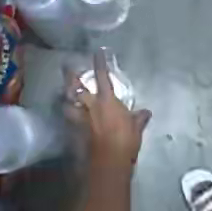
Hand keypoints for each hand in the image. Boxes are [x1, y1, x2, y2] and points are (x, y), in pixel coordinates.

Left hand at [68, 49, 149, 168]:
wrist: (109, 158)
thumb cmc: (125, 140)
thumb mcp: (136, 128)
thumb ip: (139, 117)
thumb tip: (146, 111)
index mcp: (107, 100)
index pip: (102, 76)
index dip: (99, 63)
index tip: (97, 52)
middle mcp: (90, 104)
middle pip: (76, 86)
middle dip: (71, 76)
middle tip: (67, 67)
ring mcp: (81, 115)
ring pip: (68, 100)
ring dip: (66, 95)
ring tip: (64, 92)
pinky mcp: (75, 127)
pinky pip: (69, 116)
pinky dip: (68, 113)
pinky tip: (68, 112)